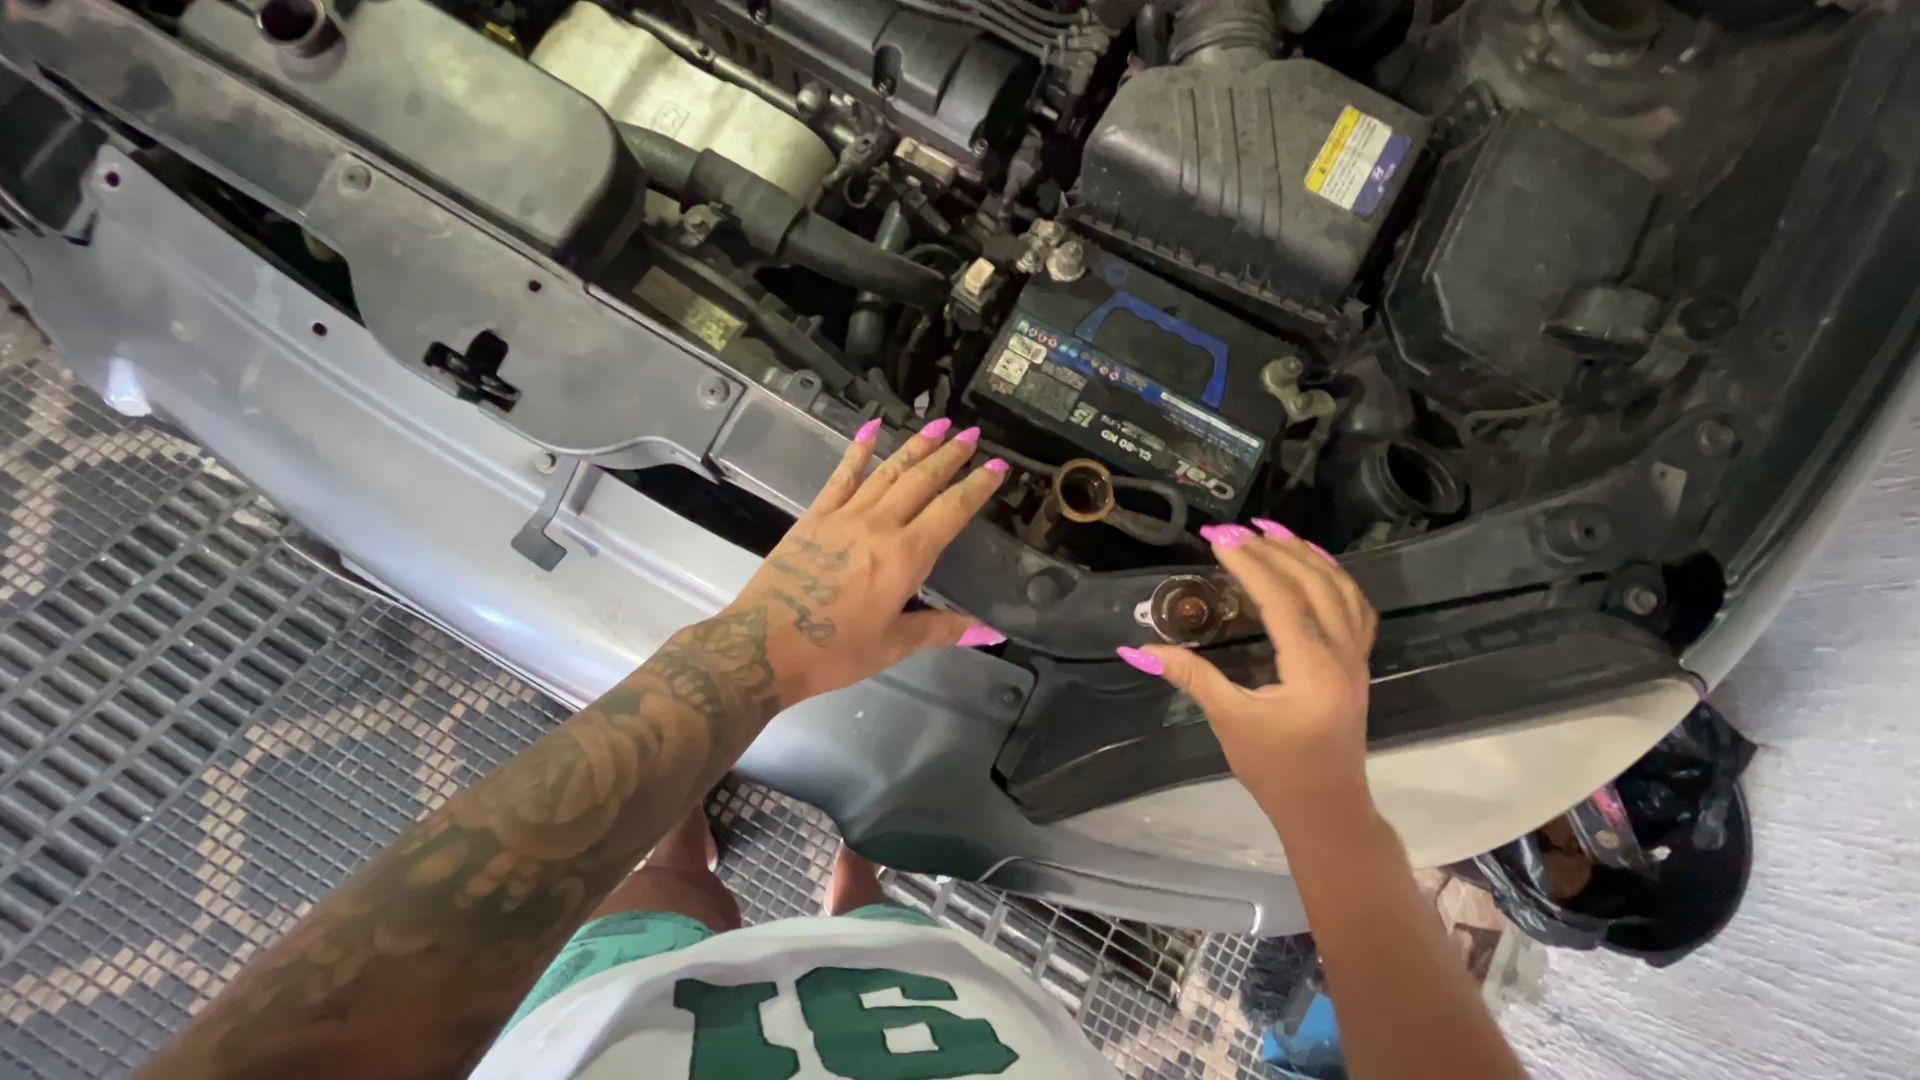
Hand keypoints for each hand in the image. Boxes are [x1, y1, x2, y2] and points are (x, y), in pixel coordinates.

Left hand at [720, 417, 1008, 708]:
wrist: (765, 646)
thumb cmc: (835, 652)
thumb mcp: (895, 645)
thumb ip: (943, 629)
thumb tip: (991, 632)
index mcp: (906, 556)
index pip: (951, 511)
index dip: (978, 486)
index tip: (998, 466)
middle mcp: (879, 525)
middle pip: (922, 480)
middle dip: (951, 455)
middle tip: (973, 435)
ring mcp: (844, 516)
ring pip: (887, 471)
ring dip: (915, 445)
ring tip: (938, 424)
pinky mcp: (815, 517)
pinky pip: (842, 476)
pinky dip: (858, 451)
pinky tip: (871, 428)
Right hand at [1117, 520, 1377, 830]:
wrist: (1325, 807)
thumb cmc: (1275, 768)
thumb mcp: (1228, 720)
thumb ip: (1190, 676)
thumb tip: (1138, 648)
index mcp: (1312, 667)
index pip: (1281, 599)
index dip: (1250, 564)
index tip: (1218, 537)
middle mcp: (1343, 654)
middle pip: (1314, 584)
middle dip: (1274, 550)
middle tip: (1236, 528)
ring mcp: (1357, 657)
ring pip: (1341, 590)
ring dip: (1307, 555)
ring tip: (1272, 530)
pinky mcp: (1357, 663)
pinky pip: (1354, 606)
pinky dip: (1333, 577)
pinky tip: (1312, 564)